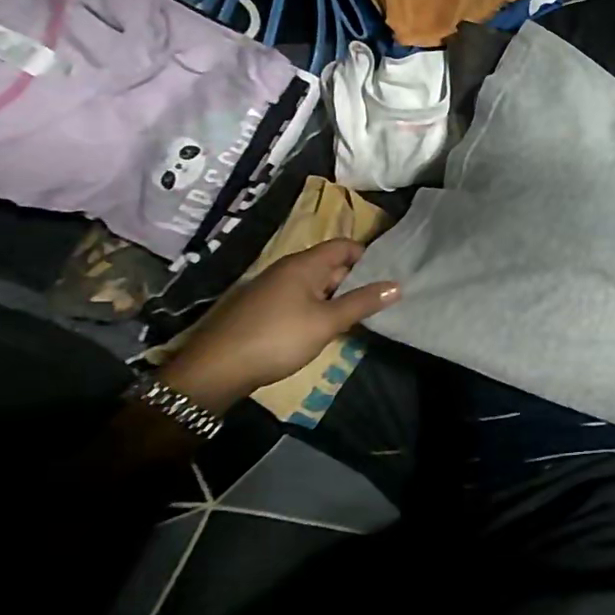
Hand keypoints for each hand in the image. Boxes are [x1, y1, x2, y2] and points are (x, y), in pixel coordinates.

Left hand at [160, 239, 399, 412]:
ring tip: (359, 314)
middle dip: (355, 279)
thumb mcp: (327, 322)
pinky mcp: (262, 309)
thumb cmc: (278, 338)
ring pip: (314, 285)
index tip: (389, 273)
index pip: (343, 246)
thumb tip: (398, 285)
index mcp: (304, 264)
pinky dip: (317, 308)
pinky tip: (325, 328)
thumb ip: (362, 303)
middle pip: (330, 265)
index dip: (367, 256)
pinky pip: (299, 299)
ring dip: (336, 296)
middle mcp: (287, 269)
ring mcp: (272, 289)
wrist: (216, 369)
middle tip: (380, 297)